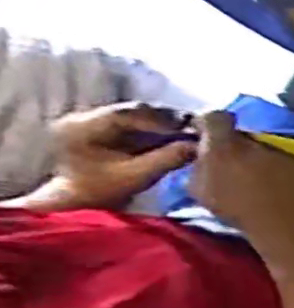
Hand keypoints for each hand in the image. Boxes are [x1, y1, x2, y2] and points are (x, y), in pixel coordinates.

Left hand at [11, 103, 198, 210]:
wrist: (84, 197)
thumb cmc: (105, 189)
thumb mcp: (139, 176)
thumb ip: (169, 159)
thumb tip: (201, 145)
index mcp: (79, 128)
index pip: (124, 113)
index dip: (161, 119)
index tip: (190, 130)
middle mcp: (82, 118)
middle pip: (134, 110)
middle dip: (168, 120)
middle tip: (196, 130)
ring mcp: (93, 120)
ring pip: (140, 113)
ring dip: (168, 122)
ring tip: (191, 134)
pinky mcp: (106, 125)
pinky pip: (140, 119)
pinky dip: (162, 126)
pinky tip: (177, 136)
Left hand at [187, 111, 293, 249]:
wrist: (282, 230)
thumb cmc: (292, 191)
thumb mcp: (288, 159)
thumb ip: (263, 145)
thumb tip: (250, 138)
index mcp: (223, 147)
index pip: (212, 119)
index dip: (225, 120)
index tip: (238, 125)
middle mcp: (200, 160)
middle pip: (206, 142)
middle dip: (222, 145)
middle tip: (245, 153)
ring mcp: (195, 181)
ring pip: (205, 162)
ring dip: (219, 164)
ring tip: (242, 173)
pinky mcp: (199, 198)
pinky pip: (206, 180)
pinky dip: (218, 180)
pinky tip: (237, 189)